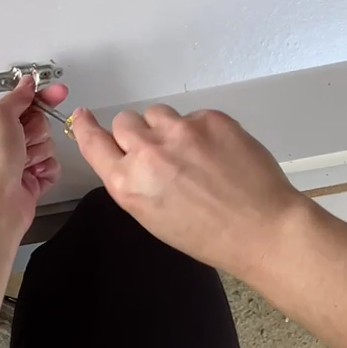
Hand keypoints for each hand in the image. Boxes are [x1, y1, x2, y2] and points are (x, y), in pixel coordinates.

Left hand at [0, 76, 66, 236]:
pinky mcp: (32, 179)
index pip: (24, 102)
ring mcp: (19, 161)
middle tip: (22, 140)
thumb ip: (16, 97)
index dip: (43, 97)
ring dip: (40, 152)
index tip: (59, 92)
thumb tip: (26, 83)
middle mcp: (5, 141)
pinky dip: (47, 170)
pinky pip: (54, 166)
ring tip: (23, 163)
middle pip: (40, 122)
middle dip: (37, 131)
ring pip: (49, 144)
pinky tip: (32, 175)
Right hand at [70, 104, 313, 273]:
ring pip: (156, 113)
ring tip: (193, 154)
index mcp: (127, 184)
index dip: (86, 126)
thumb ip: (131, 182)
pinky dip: (200, 130)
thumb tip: (128, 156)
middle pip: (124, 122)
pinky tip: (217, 154)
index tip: (83, 115)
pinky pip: (192, 115)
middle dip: (138, 134)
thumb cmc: (210, 234)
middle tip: (162, 154)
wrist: (263, 229)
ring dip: (167, 128)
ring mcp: (179, 131)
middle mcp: (147, 153)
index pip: (92, 142)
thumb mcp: (152, 217)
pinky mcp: (209, 119)